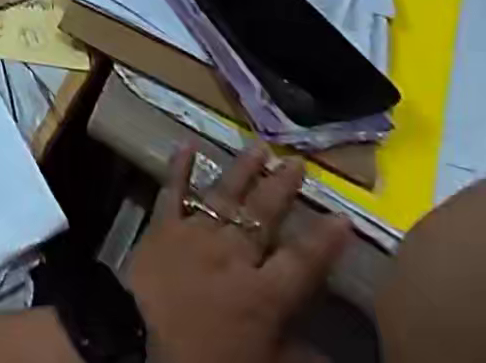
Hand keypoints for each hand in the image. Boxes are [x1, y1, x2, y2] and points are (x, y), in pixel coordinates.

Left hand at [126, 144, 351, 362]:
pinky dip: (179, 167)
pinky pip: (173, 191)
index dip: (325, 240)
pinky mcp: (162, 227)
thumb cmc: (210, 360)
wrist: (142, 343)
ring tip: (258, 147)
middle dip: (281, 187)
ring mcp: (194, 234)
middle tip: (297, 162)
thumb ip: (302, 352)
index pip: (303, 261)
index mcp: (263, 293)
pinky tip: (186, 144)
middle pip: (262, 215)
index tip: (343, 216)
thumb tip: (334, 350)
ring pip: (223, 195)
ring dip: (242, 170)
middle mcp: (231, 255)